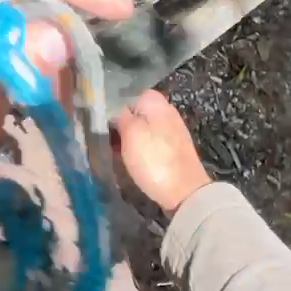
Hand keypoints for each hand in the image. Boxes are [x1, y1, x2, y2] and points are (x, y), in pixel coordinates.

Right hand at [112, 90, 212, 216]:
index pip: (125, 96)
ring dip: (130, 142)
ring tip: (120, 155)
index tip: (103, 126)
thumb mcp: (129, 132)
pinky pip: (151, 145)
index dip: (112, 110)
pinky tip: (136, 164)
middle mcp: (166, 111)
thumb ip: (119, 114)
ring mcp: (172, 131)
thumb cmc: (154, 159)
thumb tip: (115, 110)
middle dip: (121, 127)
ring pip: (142, 131)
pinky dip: (142, 153)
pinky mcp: (175, 150)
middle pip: (134, 114)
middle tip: (110, 143)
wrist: (186, 194)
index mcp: (154, 100)